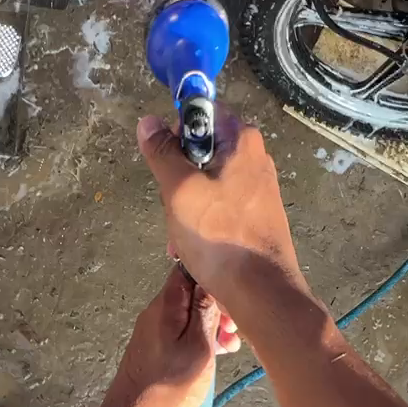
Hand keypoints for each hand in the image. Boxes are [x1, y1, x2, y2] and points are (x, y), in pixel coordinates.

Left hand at [95, 265, 240, 406]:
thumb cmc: (169, 388)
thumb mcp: (198, 348)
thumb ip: (206, 311)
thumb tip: (212, 278)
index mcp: (165, 304)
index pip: (190, 268)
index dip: (216, 274)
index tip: (237, 296)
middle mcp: (156, 312)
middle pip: (192, 292)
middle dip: (219, 305)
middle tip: (236, 330)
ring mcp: (153, 332)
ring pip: (189, 316)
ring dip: (213, 326)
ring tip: (231, 348)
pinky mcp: (154, 350)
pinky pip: (182, 334)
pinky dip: (200, 340)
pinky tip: (215, 356)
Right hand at [137, 112, 306, 312]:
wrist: (260, 290)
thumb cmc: (219, 236)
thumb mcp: (180, 190)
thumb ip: (162, 154)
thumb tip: (147, 122)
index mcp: (242, 140)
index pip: (201, 116)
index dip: (176, 136)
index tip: (167, 168)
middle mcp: (256, 159)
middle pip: (203, 155)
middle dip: (179, 183)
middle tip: (174, 211)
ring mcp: (259, 192)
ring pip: (208, 187)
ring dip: (187, 211)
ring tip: (182, 240)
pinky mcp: (258, 220)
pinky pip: (221, 212)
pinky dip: (204, 227)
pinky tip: (196, 251)